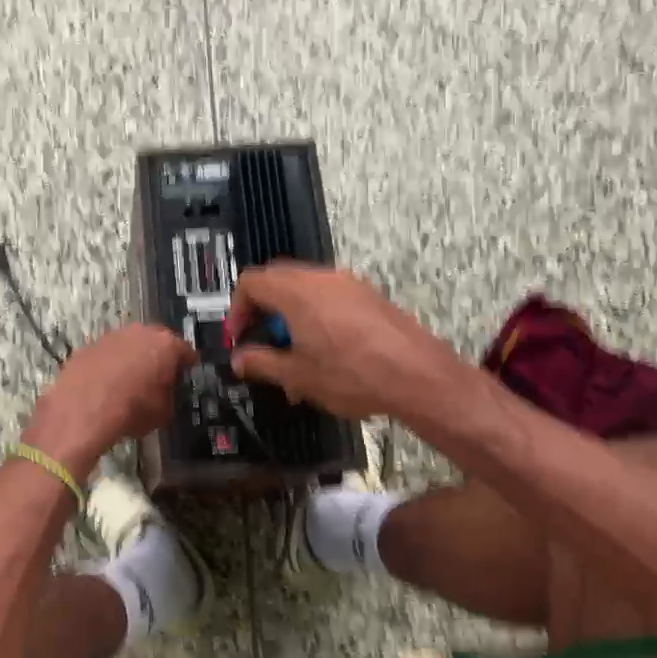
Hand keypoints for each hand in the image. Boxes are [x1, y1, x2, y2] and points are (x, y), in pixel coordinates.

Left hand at [24, 324, 197, 479]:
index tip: (185, 376)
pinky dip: (111, 363)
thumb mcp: (164, 412)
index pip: (186, 352)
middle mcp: (141, 332)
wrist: (82, 409)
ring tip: (131, 380)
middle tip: (159, 376)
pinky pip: (108, 353)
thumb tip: (164, 392)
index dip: (187, 366)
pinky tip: (107, 382)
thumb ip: (169, 395)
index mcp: (167, 345)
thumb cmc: (132, 409)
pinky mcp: (89, 345)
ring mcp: (112, 335)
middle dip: (159, 356)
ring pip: (130, 343)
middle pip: (157, 341)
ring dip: (133, 357)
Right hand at [226, 263, 468, 420]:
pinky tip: (326, 355)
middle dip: (262, 312)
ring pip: (306, 291)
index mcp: (297, 292)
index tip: (239, 339)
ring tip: (295, 359)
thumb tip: (239, 359)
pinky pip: (331, 299)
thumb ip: (262, 363)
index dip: (236, 309)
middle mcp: (322, 279)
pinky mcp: (371, 298)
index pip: (251, 282)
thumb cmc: (352, 375)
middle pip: (277, 281)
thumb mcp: (298, 375)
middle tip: (262, 344)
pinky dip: (316, 318)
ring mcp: (350, 285)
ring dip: (291, 318)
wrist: (420, 378)